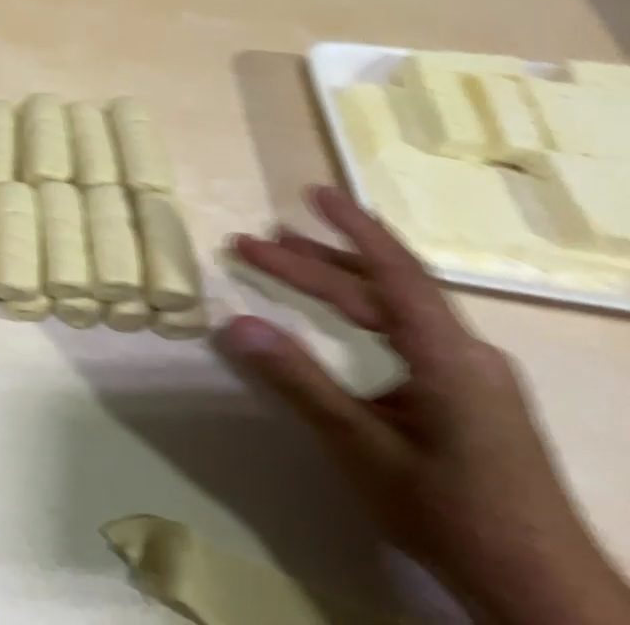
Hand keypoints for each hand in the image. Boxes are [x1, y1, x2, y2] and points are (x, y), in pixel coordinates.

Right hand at [220, 186, 629, 624]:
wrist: (542, 590)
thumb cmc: (451, 514)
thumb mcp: (362, 448)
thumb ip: (299, 382)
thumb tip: (234, 323)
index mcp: (449, 358)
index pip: (394, 273)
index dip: (352, 228)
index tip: (313, 193)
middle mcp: (468, 357)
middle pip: (383, 292)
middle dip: (315, 264)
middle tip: (250, 246)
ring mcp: (475, 380)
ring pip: (398, 314)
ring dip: (338, 287)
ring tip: (285, 265)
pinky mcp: (472, 403)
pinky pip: (409, 339)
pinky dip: (362, 319)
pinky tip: (338, 329)